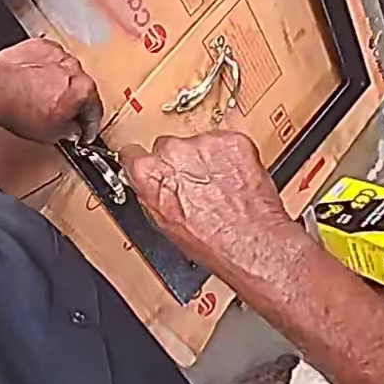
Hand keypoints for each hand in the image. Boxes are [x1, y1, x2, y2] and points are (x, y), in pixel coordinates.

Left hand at [0, 37, 103, 143]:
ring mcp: (56, 54)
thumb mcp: (51, 134)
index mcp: (84, 89)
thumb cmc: (19, 109)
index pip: (95, 110)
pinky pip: (46, 60)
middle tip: (62, 116)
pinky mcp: (38, 46)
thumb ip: (69, 131)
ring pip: (64, 72)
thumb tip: (71, 129)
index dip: (89, 126)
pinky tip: (32, 81)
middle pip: (80, 88)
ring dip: (58, 84)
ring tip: (42, 98)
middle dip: (73, 102)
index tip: (84, 131)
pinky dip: (42, 69)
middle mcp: (74, 68)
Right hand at [119, 131, 313, 287]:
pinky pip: (226, 143)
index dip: (144, 163)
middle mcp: (173, 151)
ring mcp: (205, 143)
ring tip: (219, 188)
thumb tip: (148, 186)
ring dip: (206, 160)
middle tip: (194, 186)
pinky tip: (234, 180)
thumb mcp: (163, 224)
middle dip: (179, 162)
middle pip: (168, 146)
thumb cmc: (210, 241)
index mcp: (149, 172)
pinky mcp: (233, 141)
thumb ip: (149, 194)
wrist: (250, 242)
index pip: (132, 154)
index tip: (151, 166)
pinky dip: (231, 157)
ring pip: (199, 144)